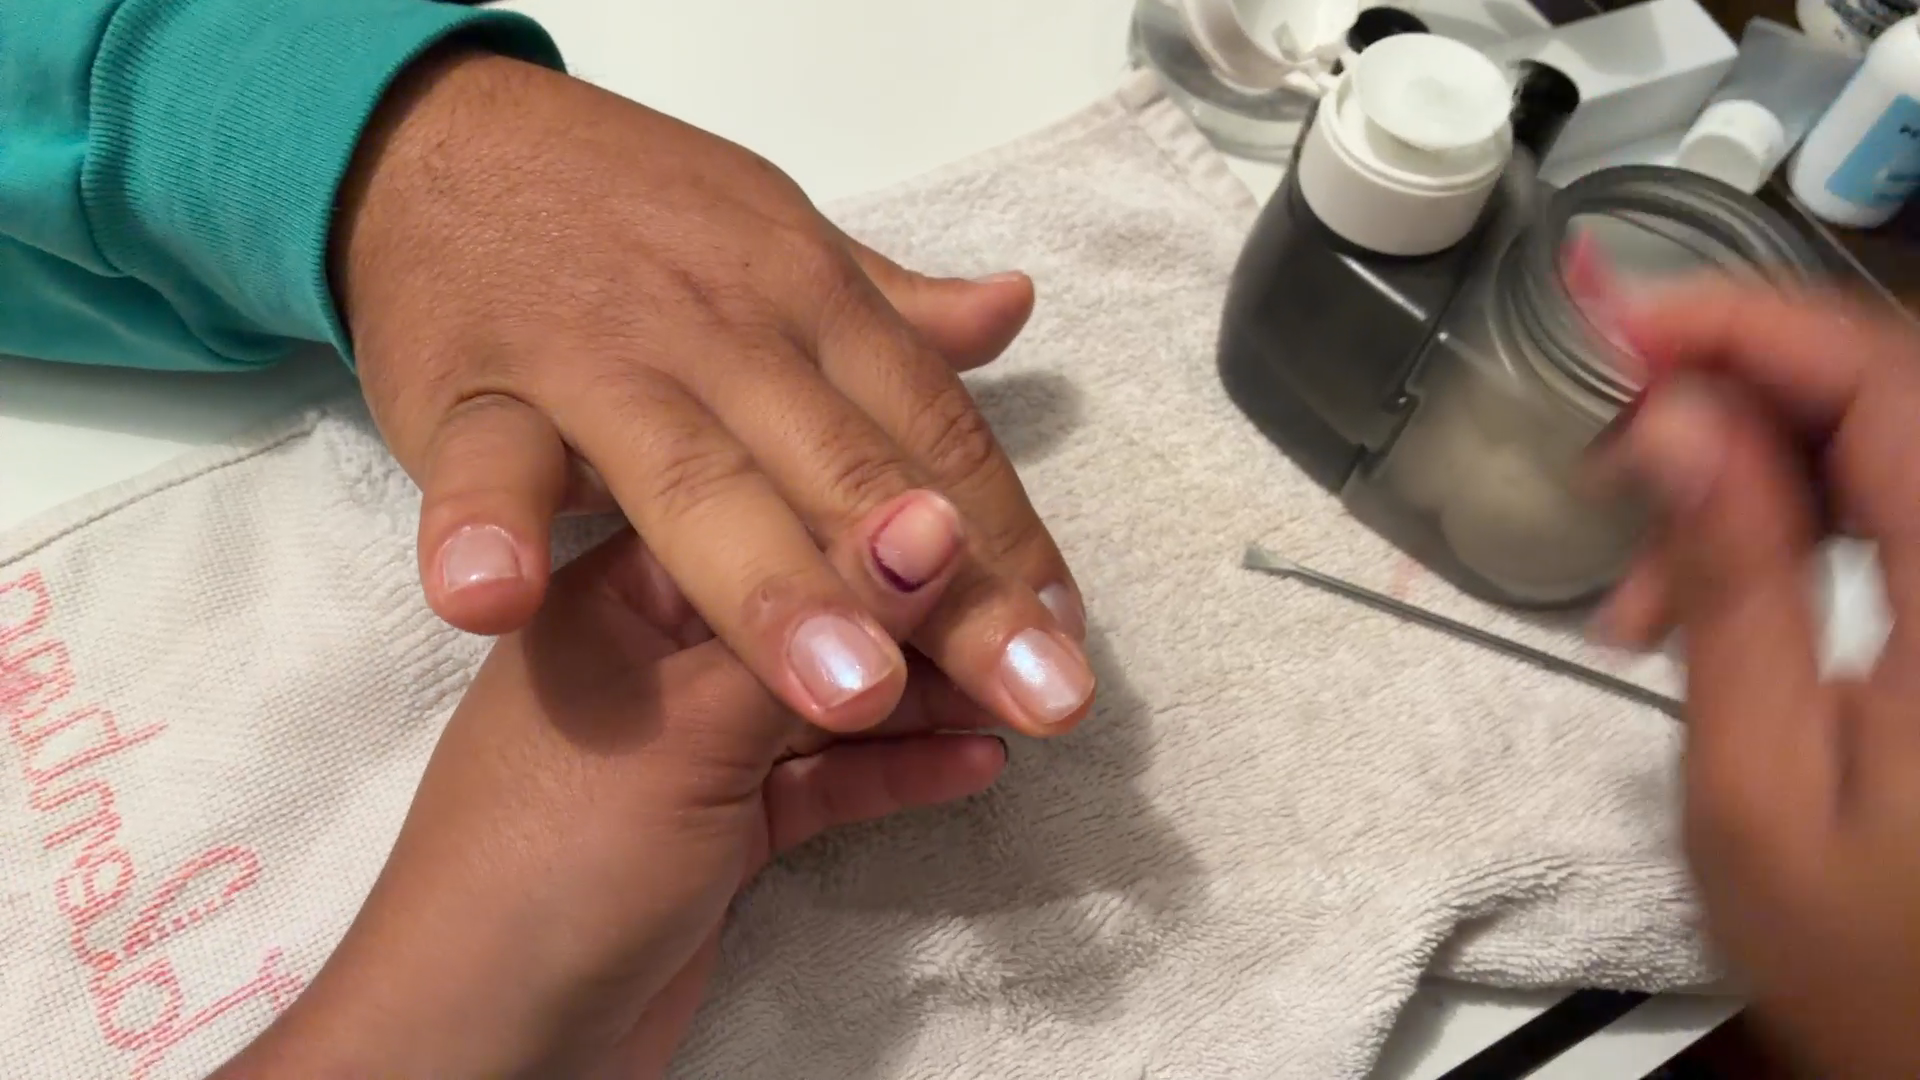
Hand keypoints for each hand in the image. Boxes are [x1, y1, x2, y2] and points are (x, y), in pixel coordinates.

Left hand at [214, 488, 1005, 1077]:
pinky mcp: (732, 813)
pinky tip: (978, 763)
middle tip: (1027, 639)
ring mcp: (704, 735)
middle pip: (822, 617)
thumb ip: (827, 625)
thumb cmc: (563, 860)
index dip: (890, 537)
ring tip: (1021, 698)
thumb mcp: (701, 725)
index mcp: (631, 588)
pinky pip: (830, 775)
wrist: (486, 1067)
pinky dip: (899, 770)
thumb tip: (940, 514)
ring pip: (836, 699)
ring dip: (926, 704)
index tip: (993, 551)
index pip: (783, 529)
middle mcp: (670, 647)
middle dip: (924, 632)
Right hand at [330, 47, 1092, 738]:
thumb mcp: (795, 253)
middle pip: (859, 478)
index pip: (939, 434)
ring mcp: (601, 359)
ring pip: (701, 484)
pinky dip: (490, 525)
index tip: (1065, 633)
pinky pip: (488, 465)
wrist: (456, 146)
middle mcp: (732, 331)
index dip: (1012, 540)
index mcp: (817, 300)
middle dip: (949, 600)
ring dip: (777, 589)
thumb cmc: (654, 226)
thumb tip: (1012, 305)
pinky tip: (493, 607)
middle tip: (1038, 700)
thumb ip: (901, 311)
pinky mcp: (473, 390)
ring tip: (852, 693)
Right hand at [1594, 281, 1919, 1076]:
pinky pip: (1874, 508)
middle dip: (1716, 402)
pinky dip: (1766, 524)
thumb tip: (1668, 433)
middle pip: (1889, 396)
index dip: (1748, 326)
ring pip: (1873, 449)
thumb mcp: (1758, 773)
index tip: (1608, 322)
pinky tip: (1683, 601)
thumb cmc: (1861, 946)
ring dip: (1726, 482)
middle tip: (1595, 466)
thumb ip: (1733, 593)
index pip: (1893, 385)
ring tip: (1628, 592)